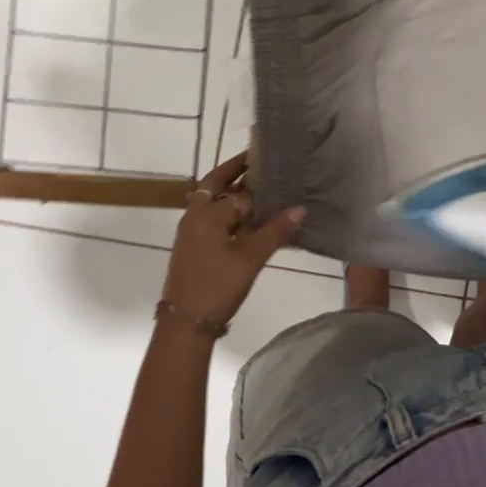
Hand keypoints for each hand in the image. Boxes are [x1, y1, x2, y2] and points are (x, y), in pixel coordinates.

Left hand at [160, 152, 306, 328]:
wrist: (185, 323)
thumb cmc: (217, 286)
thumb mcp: (251, 258)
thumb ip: (276, 231)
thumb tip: (301, 209)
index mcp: (207, 213)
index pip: (238, 189)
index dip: (257, 180)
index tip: (276, 165)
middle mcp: (195, 216)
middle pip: (215, 185)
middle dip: (235, 173)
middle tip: (260, 164)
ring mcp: (191, 232)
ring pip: (212, 203)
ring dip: (232, 194)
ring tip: (263, 192)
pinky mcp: (193, 247)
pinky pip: (212, 220)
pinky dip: (229, 214)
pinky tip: (250, 224)